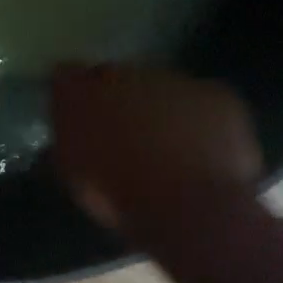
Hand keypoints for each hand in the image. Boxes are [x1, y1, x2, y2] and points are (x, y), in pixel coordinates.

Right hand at [49, 65, 263, 232]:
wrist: (187, 207)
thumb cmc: (115, 192)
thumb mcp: (71, 168)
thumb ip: (68, 137)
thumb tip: (73, 130)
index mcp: (76, 93)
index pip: (66, 75)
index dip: (74, 93)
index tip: (80, 115)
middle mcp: (121, 75)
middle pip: (116, 76)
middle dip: (118, 98)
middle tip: (125, 132)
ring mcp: (171, 80)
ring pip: (161, 86)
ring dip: (160, 105)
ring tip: (169, 143)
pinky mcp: (216, 94)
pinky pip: (205, 99)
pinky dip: (202, 116)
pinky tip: (203, 144)